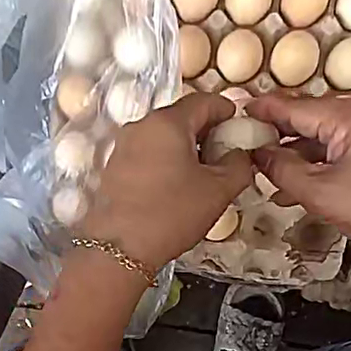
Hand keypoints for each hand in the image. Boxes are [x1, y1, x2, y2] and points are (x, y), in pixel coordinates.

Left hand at [79, 92, 253, 272]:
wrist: (119, 249)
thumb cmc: (172, 213)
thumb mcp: (219, 190)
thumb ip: (238, 165)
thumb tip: (239, 154)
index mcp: (167, 122)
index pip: (203, 101)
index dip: (225, 109)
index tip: (237, 122)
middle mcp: (140, 127)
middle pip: (179, 118)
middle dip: (203, 131)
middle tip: (221, 152)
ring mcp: (121, 148)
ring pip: (160, 138)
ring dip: (182, 148)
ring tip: (199, 173)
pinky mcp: (111, 170)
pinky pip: (144, 156)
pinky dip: (162, 162)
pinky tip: (172, 186)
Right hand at [247, 94, 350, 254]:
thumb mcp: (318, 193)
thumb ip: (281, 170)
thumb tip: (258, 154)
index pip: (297, 107)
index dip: (265, 110)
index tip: (241, 109)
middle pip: (314, 116)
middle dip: (282, 134)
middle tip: (252, 144)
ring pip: (331, 131)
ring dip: (302, 151)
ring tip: (272, 170)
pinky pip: (348, 142)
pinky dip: (325, 158)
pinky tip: (304, 178)